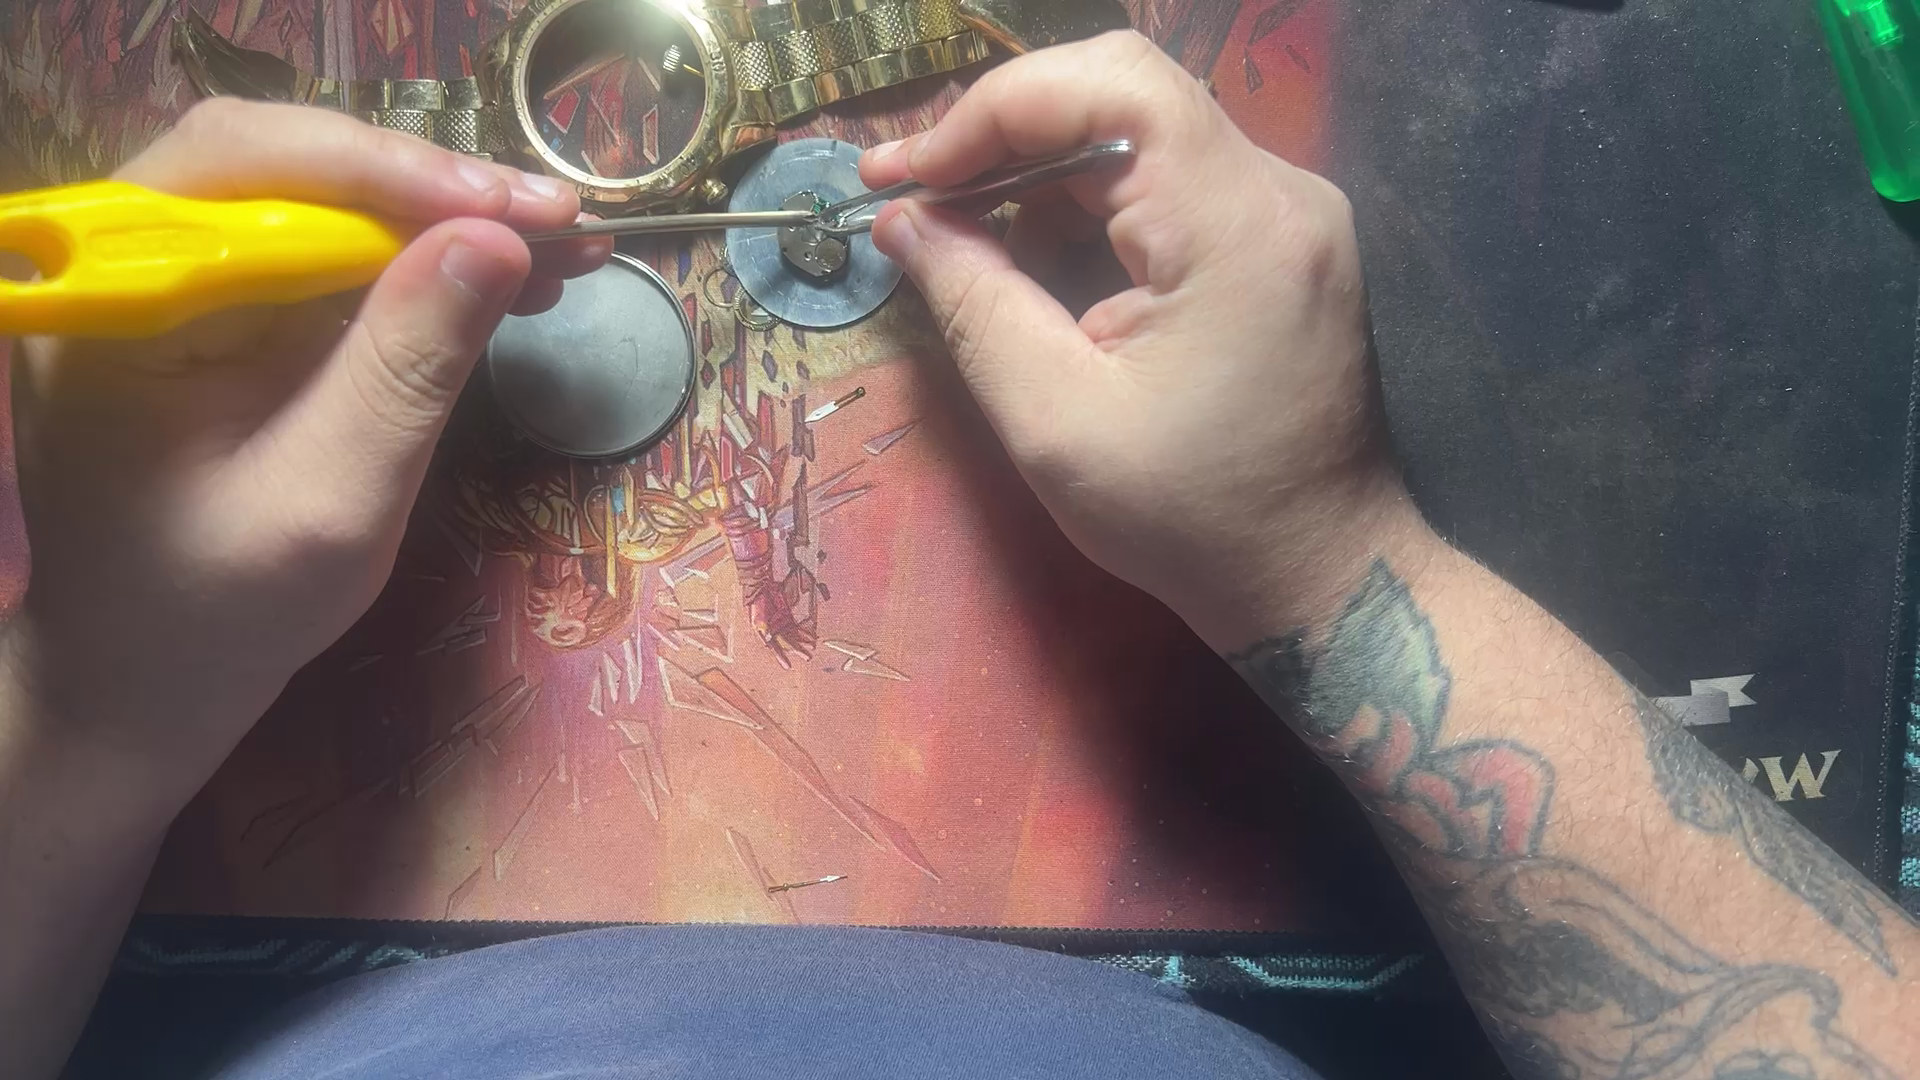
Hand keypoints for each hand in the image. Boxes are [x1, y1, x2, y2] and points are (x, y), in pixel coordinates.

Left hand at [6, 100, 610, 801]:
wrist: (166, 664)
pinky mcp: (264, 329)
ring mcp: (213, 297)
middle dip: (446, 190)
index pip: (257, 170)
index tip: (527, 211)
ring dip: (463, 226)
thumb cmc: (232, 600)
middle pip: (305, 174)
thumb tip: (496, 244)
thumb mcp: (339, 491)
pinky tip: (521, 282)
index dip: (401, 173)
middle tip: (567, 220)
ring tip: (571, 248)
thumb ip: (410, 366)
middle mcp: (157, 271)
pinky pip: (360, 271)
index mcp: (131, 300)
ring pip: (344, 216)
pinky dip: (447, 270)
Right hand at [862, 32, 1420, 644]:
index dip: (989, 113)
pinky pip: (1167, 195)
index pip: (1109, 87)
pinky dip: (1090, 220)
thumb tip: (903, 221)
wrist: (1308, 572)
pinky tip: (1049, 275)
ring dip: (1042, 189)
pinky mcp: (1276, 251)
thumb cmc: (1184, 519)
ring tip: (975, 254)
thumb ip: (974, 306)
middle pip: (1122, 104)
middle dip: (1004, 145)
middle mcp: (1279, 194)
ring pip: (1140, 147)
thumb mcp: (1055, 421)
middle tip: (919, 204)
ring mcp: (1287, 218)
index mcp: (1235, 227)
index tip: (903, 173)